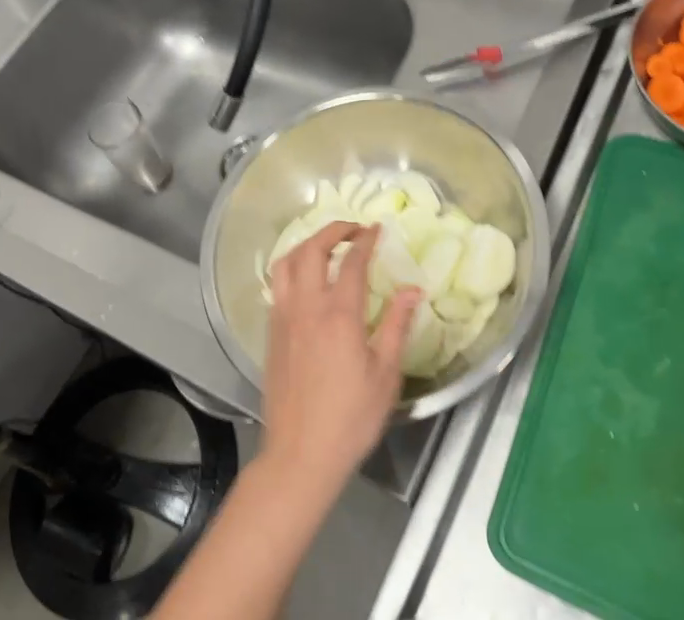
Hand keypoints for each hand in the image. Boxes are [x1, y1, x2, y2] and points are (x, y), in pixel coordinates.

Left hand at [261, 221, 419, 487]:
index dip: (365, 240)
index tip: (377, 229)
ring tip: (326, 247)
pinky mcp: (270, 334)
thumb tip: (412, 290)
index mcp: (339, 315)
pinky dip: (291, 269)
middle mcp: (306, 308)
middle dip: (332, 231)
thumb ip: (397, 325)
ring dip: (305, 245)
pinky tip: (306, 281)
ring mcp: (283, 319)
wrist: (301, 454)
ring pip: (286, 264)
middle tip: (352, 229)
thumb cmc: (351, 418)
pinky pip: (277, 287)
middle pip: (311, 250)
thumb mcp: (386, 374)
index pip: (352, 262)